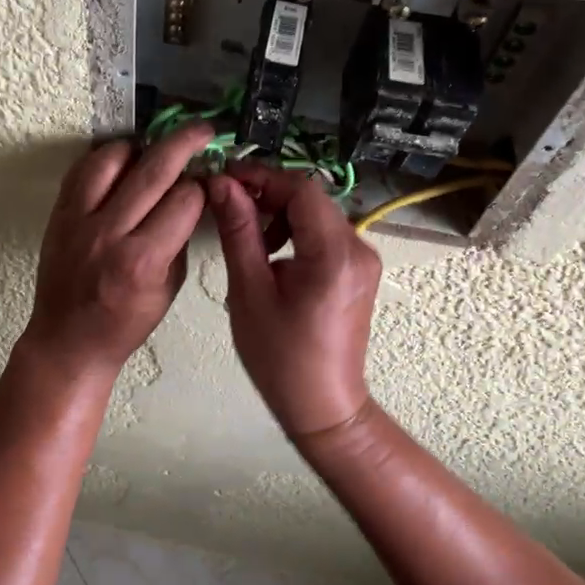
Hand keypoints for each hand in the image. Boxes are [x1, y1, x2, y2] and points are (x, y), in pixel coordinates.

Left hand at [24, 123, 212, 377]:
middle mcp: (108, 234)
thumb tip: (193, 195)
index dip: (202, 186)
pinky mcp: (59, 213)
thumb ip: (180, 238)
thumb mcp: (168, 287)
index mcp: (141, 261)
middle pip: (154, 170)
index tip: (208, 179)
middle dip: (184, 142)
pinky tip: (121, 158)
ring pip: (113, 159)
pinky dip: (105, 157)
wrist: (68, 341)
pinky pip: (83, 169)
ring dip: (140, 145)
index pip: (184, 201)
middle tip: (203, 129)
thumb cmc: (124, 323)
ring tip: (155, 146)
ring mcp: (78, 220)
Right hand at [206, 163, 381, 436]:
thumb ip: (238, 231)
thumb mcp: (249, 291)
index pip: (301, 189)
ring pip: (318, 212)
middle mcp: (358, 248)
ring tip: (250, 235)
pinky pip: (325, 232)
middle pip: (311, 197)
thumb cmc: (280, 357)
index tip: (225, 179)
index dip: (262, 176)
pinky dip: (297, 230)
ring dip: (281, 211)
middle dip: (269, 193)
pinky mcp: (359, 269)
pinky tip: (273, 253)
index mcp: (334, 254)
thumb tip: (222, 184)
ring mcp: (363, 259)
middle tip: (229, 204)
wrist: (324, 408)